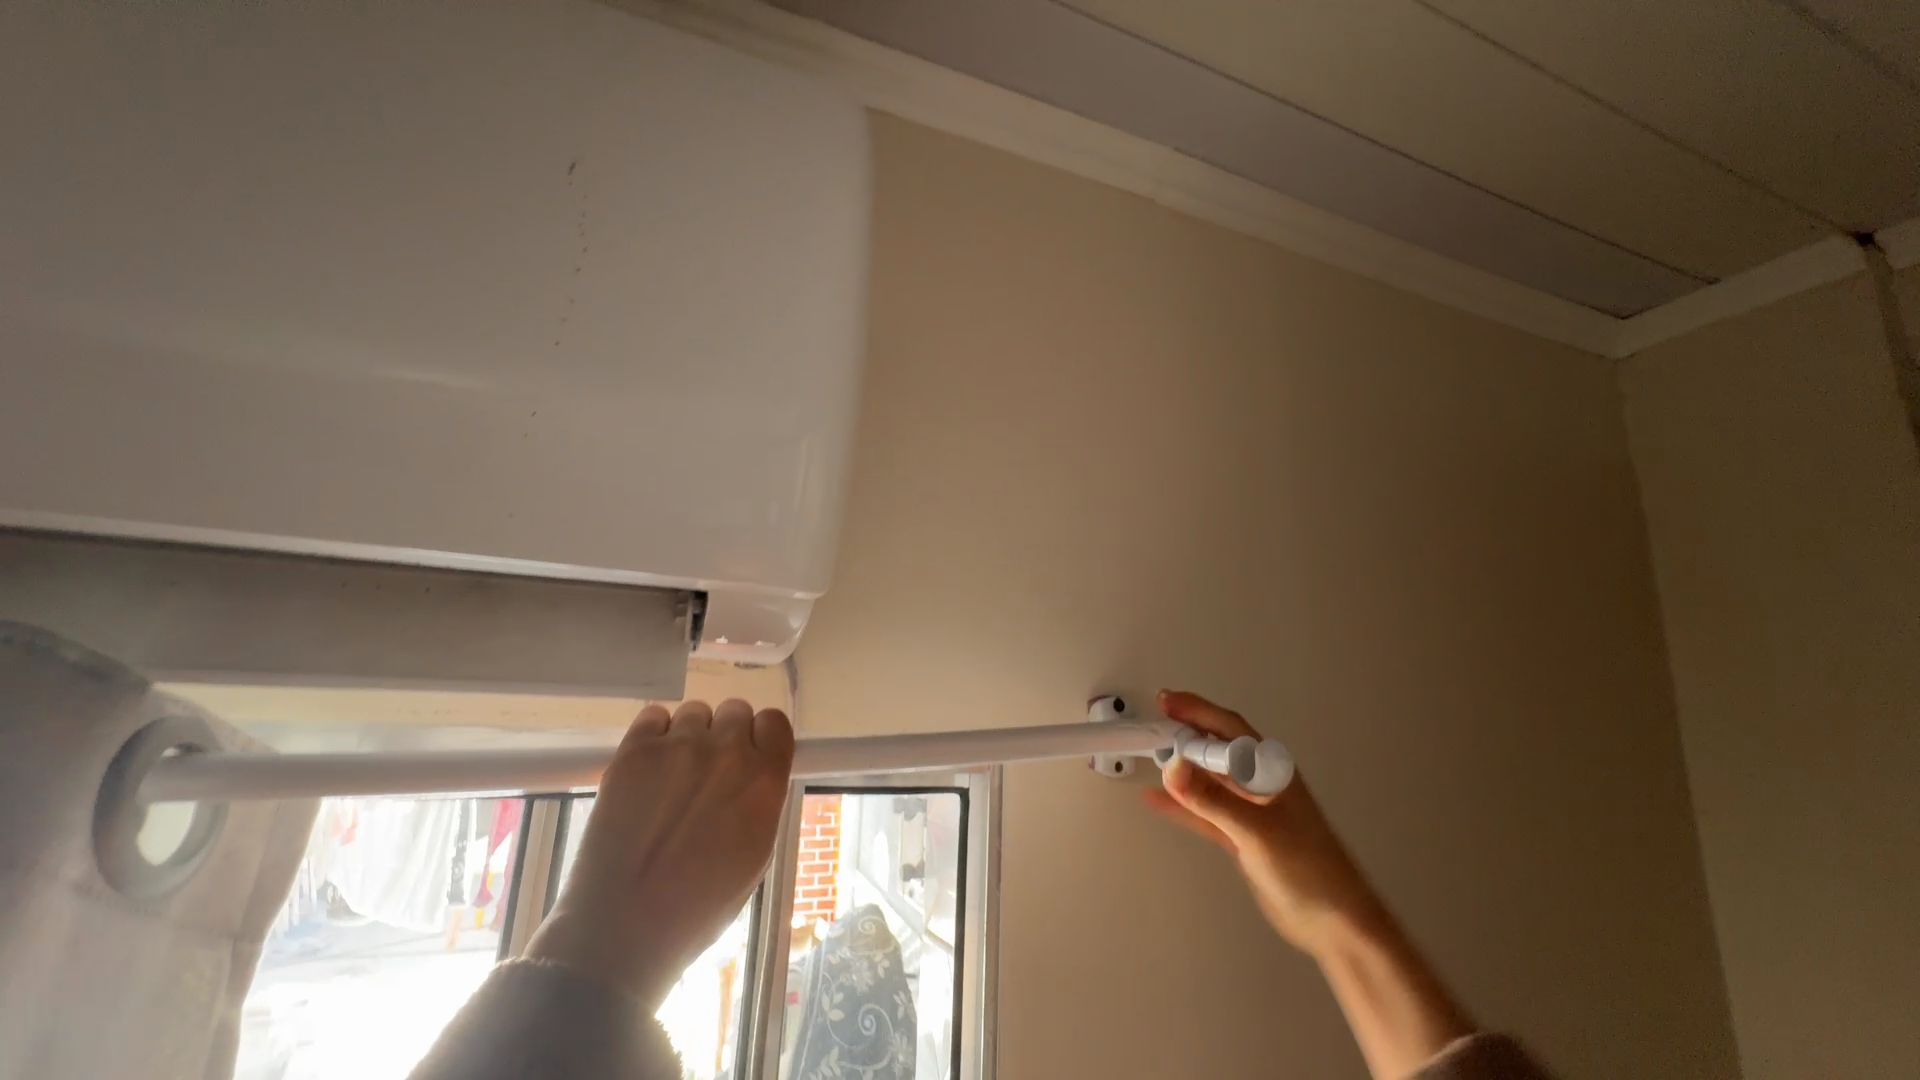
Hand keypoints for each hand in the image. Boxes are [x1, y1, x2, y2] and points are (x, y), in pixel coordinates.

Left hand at [527, 699, 794, 1006]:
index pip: (775, 722)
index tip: (751, 756)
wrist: (623, 926)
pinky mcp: (634, 751)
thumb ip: (760, 802)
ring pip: (695, 713)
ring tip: (674, 774)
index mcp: (764, 781)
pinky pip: (653, 717)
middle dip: (726, 736)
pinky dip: (655, 735)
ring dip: (690, 735)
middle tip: (709, 772)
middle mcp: (727, 752)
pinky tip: (649, 768)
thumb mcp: (755, 855)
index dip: (763, 738)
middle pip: (735, 711)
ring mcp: (678, 747)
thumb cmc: (699, 906)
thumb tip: (754, 779)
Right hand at [1142, 690, 1384, 952]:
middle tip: (1151, 724)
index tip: (1165, 701)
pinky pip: (1203, 812)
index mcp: (1271, 771)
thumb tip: (1170, 765)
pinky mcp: (1241, 837)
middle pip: (1217, 750)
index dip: (1197, 711)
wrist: (1335, 924)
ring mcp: (1250, 812)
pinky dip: (1181, 804)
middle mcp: (1259, 785)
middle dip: (1185, 734)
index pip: (1229, 729)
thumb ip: (1211, 799)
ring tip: (1149, 751)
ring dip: (1181, 766)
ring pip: (1208, 779)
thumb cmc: (1305, 868)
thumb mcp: (1255, 830)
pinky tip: (1155, 799)